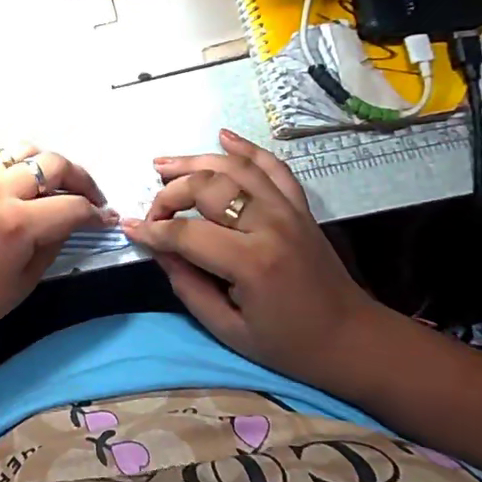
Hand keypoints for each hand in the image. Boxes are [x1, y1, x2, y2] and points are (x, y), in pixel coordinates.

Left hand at [0, 145, 116, 345]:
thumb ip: (56, 239)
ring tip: (57, 184)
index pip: (72, 205)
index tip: (107, 218)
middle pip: (54, 165)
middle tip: (91, 197)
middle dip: (81, 180)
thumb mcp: (28, 278)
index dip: (96, 213)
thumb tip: (77, 218)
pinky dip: (13, 159)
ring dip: (48, 164)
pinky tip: (21, 175)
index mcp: (17, 223)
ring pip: (26, 149)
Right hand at [122, 128, 384, 387]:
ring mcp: (289, 210)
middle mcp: (270, 225)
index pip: (187, 233)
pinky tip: (223, 137)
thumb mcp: (227, 329)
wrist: (350, 338)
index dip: (153, 231)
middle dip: (170, 194)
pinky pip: (272, 166)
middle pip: (208, 188)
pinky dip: (247, 148)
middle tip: (151, 211)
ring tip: (163, 164)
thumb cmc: (286, 344)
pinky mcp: (300, 206)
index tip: (131, 230)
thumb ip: (187, 286)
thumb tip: (157, 249)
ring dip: (196, 161)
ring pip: (235, 169)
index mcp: (251, 262)